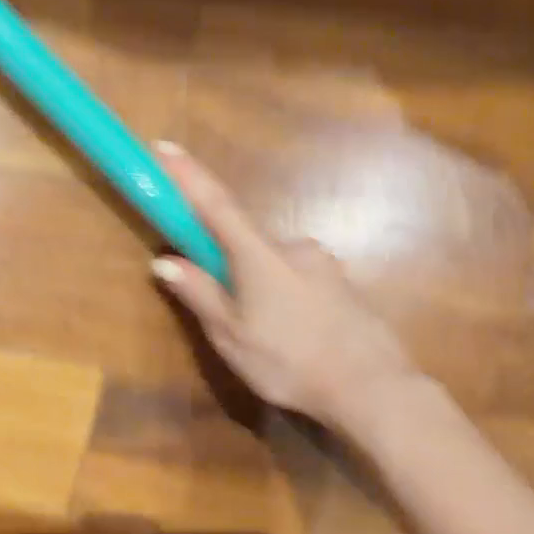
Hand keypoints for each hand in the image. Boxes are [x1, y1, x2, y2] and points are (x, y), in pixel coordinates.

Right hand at [147, 141, 417, 429]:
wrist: (369, 386)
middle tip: (219, 315)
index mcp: (259, 257)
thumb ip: (200, 295)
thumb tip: (166, 261)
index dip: (187, 176)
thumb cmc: (288, 361)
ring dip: (249, 290)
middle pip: (240, 244)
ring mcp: (319, 263)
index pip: (215, 206)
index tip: (164, 147)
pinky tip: (282, 337)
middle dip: (220, 268)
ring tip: (257, 339)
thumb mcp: (230, 335)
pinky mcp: (335, 283)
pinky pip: (288, 280)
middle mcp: (291, 248)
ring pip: (266, 266)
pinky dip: (274, 299)